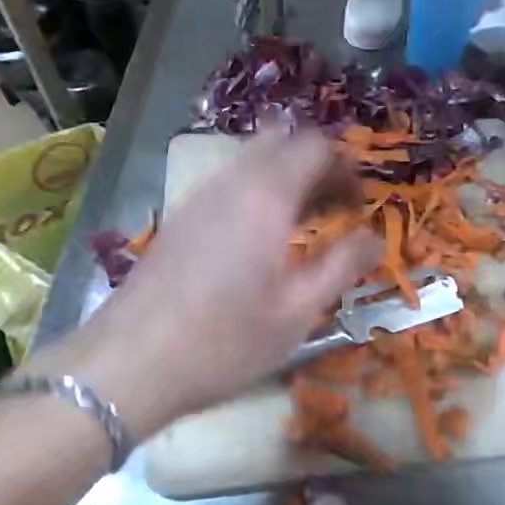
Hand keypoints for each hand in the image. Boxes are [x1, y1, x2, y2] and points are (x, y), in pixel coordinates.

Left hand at [42, 128, 379, 436]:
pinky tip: (262, 237)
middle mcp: (231, 181)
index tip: (360, 200)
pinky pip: (228, 181)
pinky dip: (257, 190)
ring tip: (304, 222)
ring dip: (284, 176)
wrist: (129, 364)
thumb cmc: (223, 340)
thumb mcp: (298, 311)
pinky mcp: (180, 216)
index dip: (345, 164)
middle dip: (314, 162)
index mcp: (266, 195)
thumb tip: (375, 238)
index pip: (314, 146)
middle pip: (280, 140)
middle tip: (334, 203)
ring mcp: (199, 196)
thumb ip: (342, 266)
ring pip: (250, 159)